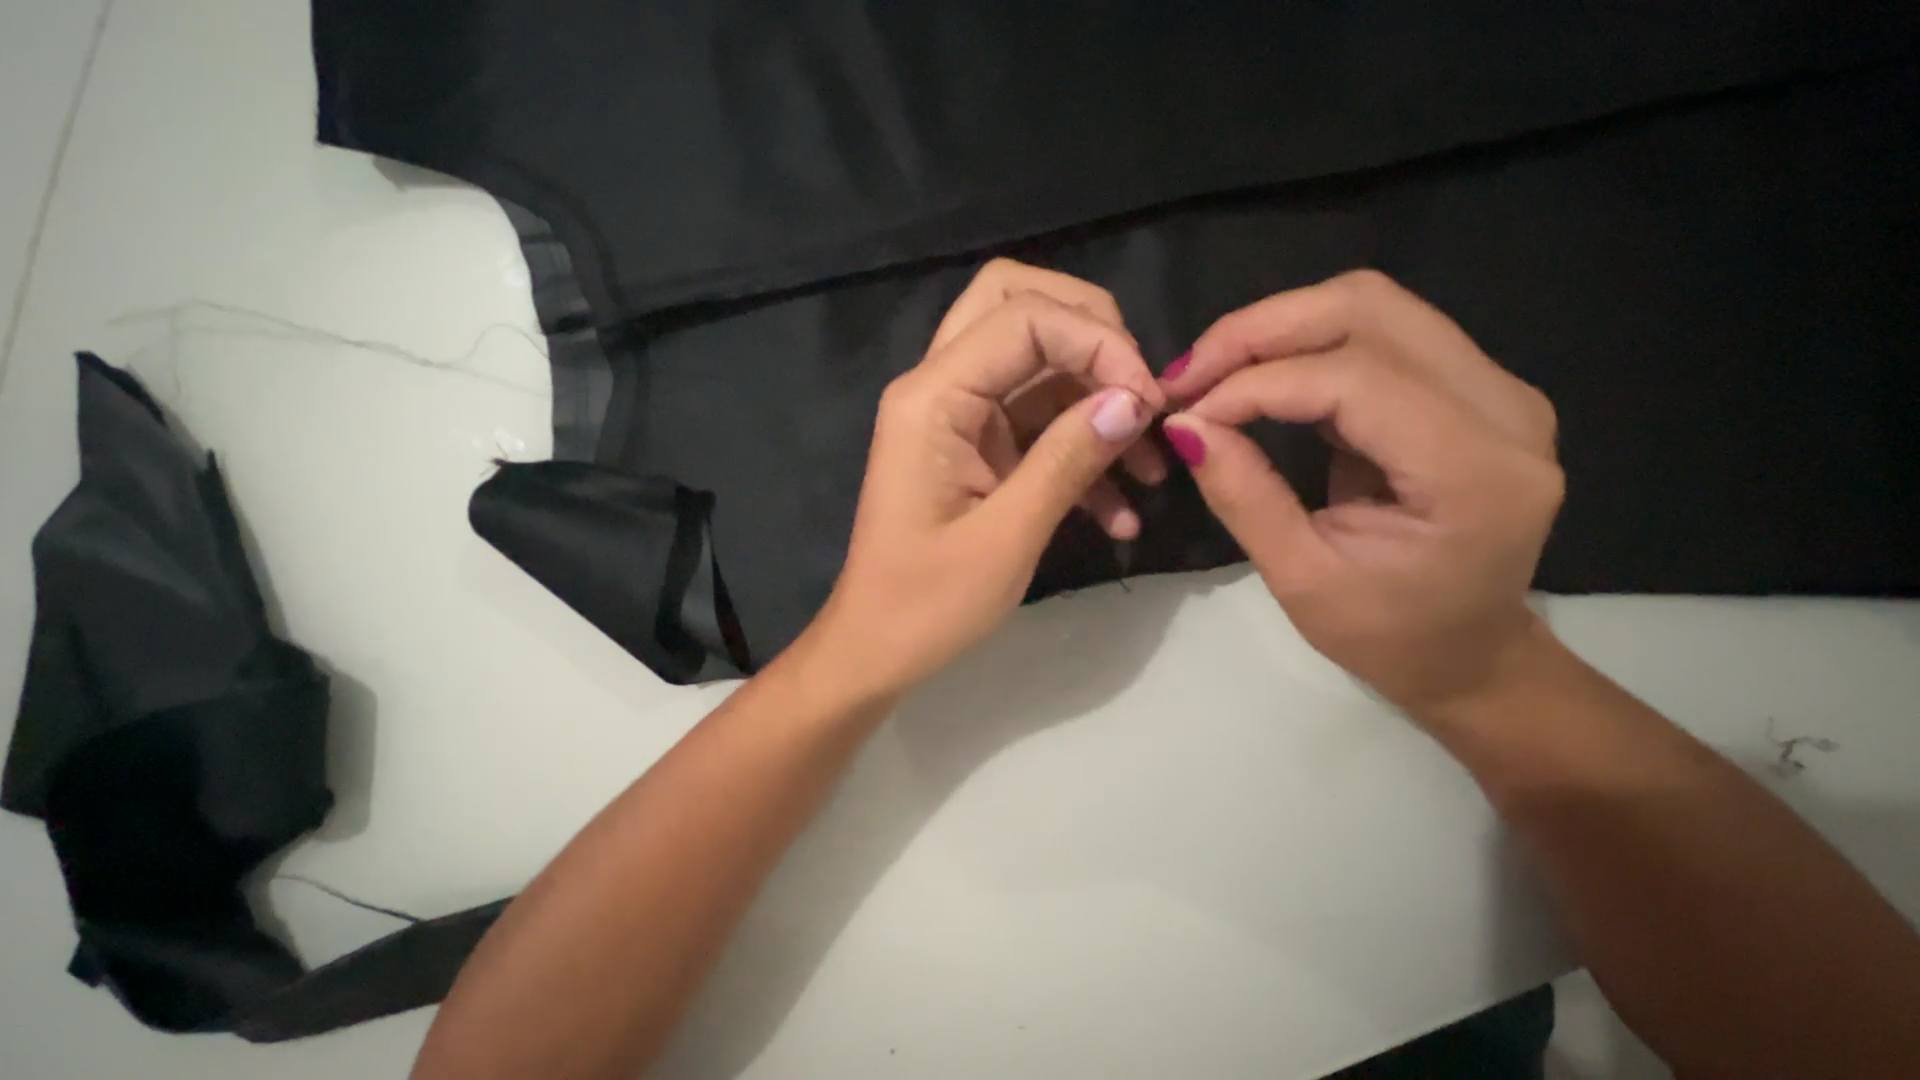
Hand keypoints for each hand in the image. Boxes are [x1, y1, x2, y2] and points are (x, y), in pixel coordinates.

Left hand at [802, 259, 1166, 697]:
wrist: (876, 651)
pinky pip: (1038, 422)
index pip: (1023, 317)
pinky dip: (1081, 451)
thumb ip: (1068, 460)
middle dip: (1092, 335)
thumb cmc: (927, 604)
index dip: (1098, 342)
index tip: (1147, 403)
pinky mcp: (976, 449)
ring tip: (1150, 470)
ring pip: (1037, 364)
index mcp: (932, 398)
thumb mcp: (1007, 538)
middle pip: (1018, 306)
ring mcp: (957, 416)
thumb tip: (1135, 401)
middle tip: (1139, 392)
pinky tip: (1119, 515)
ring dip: (1098, 402)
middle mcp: (940, 388)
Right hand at [1160, 270, 1562, 715]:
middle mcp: (1504, 408)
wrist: (1471, 654)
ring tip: (1215, 371)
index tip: (1183, 412)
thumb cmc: (1389, 635)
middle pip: (1368, 309)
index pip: (1353, 379)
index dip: (1256, 383)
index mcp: (1473, 472)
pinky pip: (1382, 331)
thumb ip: (1244, 494)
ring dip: (1281, 328)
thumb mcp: (1301, 578)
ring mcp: (1498, 388)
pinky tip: (1261, 378)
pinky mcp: (1476, 385)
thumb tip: (1183, 423)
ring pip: (1374, 305)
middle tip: (1190, 373)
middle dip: (1261, 330)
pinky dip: (1308, 343)